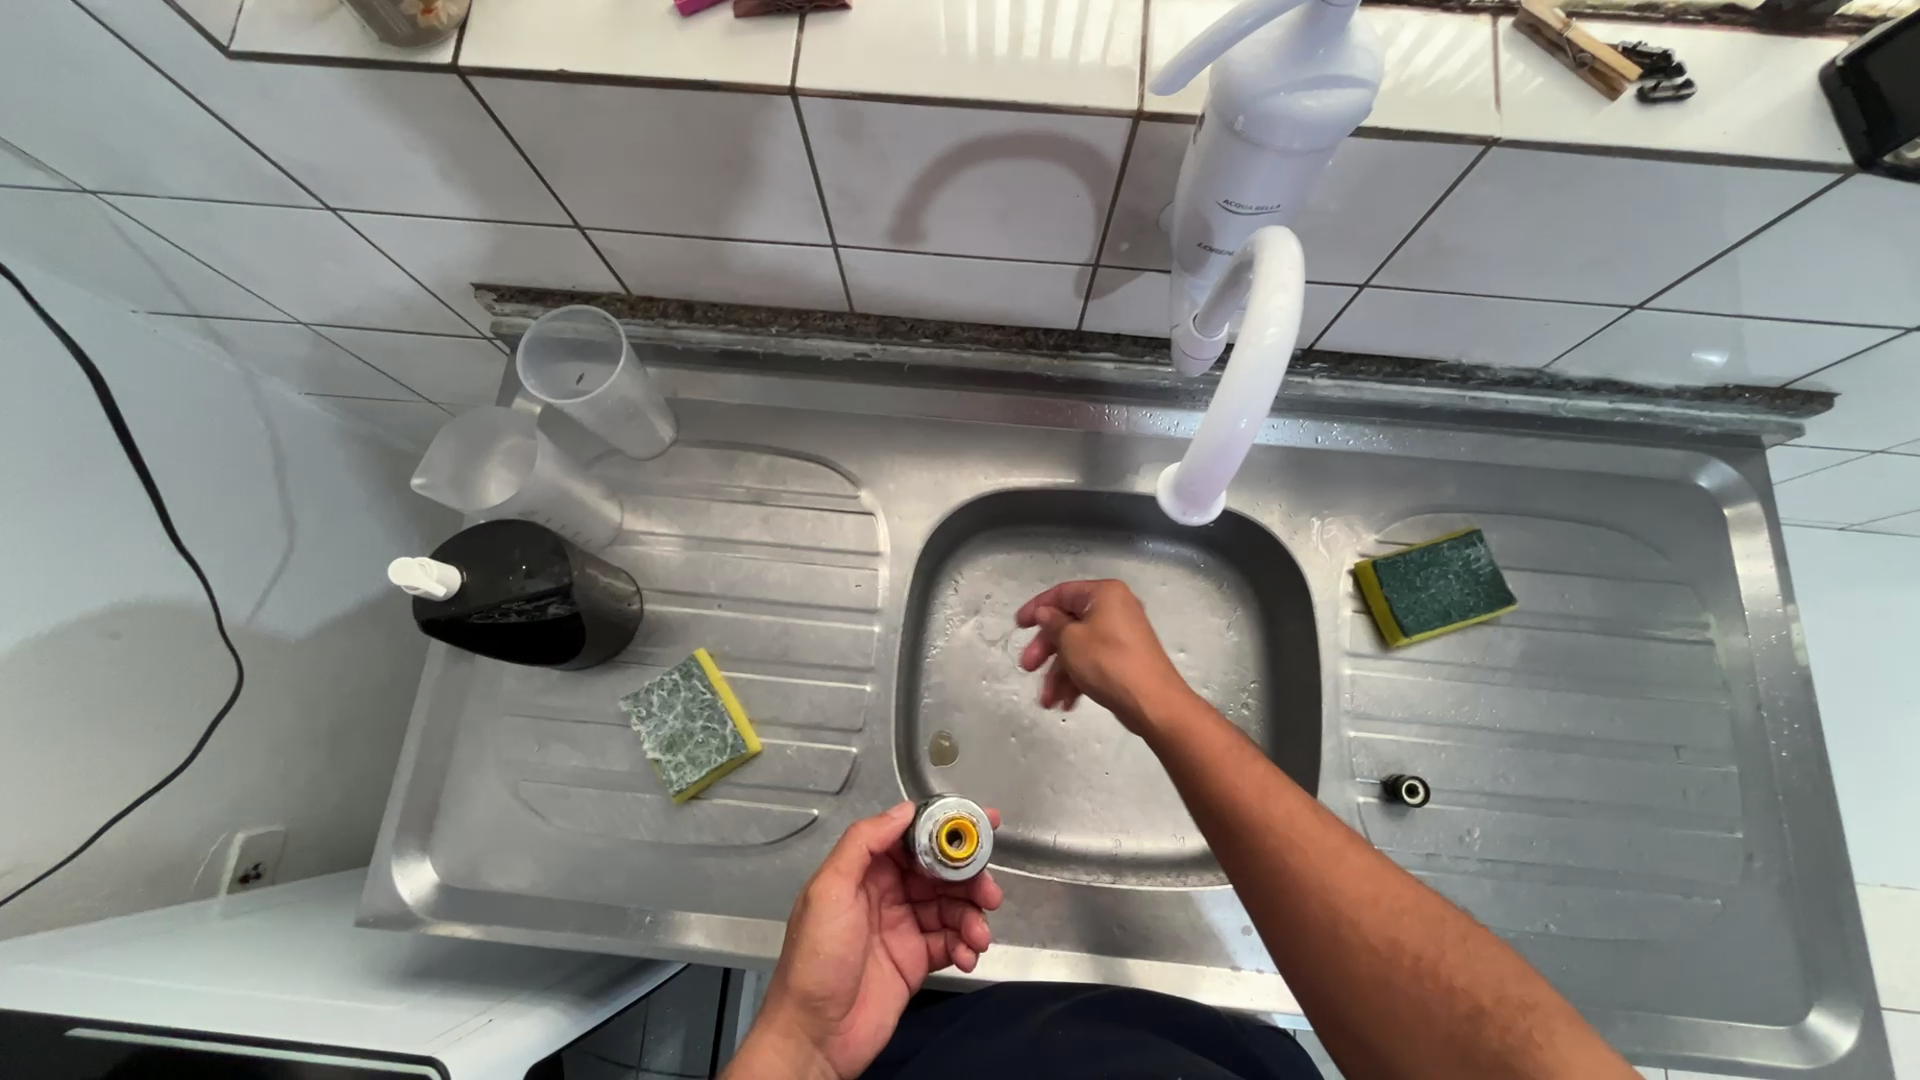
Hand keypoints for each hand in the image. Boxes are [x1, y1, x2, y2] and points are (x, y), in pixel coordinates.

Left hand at [730, 802, 1002, 1079]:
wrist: (814, 1037)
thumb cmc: (814, 960)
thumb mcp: (829, 890)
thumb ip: (864, 843)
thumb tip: (904, 810)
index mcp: (865, 870)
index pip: (913, 838)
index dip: (946, 829)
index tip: (981, 823)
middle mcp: (887, 893)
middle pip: (940, 872)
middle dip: (969, 877)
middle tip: (989, 890)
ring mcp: (904, 927)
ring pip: (951, 906)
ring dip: (972, 916)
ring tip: (979, 935)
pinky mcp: (916, 961)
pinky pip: (951, 941)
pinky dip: (965, 945)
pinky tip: (967, 955)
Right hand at [1016, 579, 1194, 734]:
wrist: (1154, 703)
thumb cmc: (1108, 662)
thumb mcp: (1071, 640)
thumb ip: (1052, 623)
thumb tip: (1044, 613)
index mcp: (1104, 594)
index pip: (1061, 593)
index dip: (1036, 608)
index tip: (1018, 626)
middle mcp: (1114, 608)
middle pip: (1068, 624)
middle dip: (1045, 650)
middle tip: (1027, 668)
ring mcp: (1121, 635)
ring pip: (1078, 648)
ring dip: (1058, 673)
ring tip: (1047, 700)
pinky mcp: (1124, 659)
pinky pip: (1092, 662)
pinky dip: (1077, 679)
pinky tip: (1065, 703)